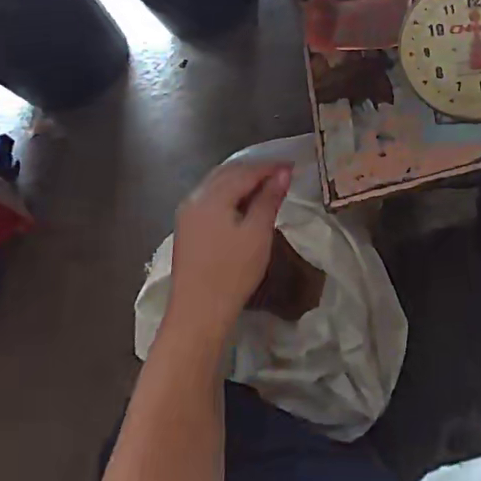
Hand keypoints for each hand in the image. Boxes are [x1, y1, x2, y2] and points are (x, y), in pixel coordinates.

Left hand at [164, 160, 292, 346]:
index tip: (293, 166)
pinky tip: (244, 203)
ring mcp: (187, 213)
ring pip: (217, 184)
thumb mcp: (258, 233)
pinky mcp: (187, 228)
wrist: (198, 313)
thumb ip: (269, 199)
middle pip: (228, 172)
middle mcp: (195, 198)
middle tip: (282, 174)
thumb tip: (283, 173)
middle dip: (255, 170)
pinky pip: (211, 197)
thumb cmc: (233, 272)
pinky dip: (230, 193)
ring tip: (267, 186)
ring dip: (242, 180)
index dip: (270, 167)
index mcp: (212, 197)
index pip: (245, 172)